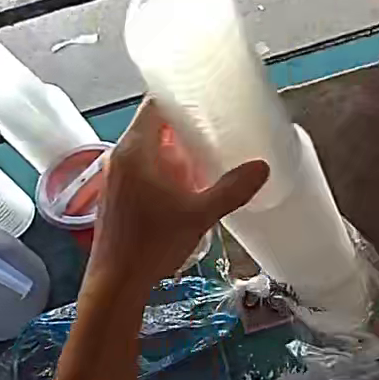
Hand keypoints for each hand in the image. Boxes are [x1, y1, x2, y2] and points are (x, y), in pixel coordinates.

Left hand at [88, 100, 267, 292]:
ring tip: (208, 155)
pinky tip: (188, 184)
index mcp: (137, 150)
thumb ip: (232, 190)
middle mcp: (121, 155)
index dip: (182, 98)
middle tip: (217, 129)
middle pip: (154, 124)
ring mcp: (116, 174)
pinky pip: (144, 165)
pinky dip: (165, 166)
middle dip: (185, 126)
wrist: (117, 281)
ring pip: (149, 146)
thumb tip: (262, 168)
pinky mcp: (118, 192)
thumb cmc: (153, 243)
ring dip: (176, 148)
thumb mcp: (200, 215)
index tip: (209, 101)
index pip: (156, 104)